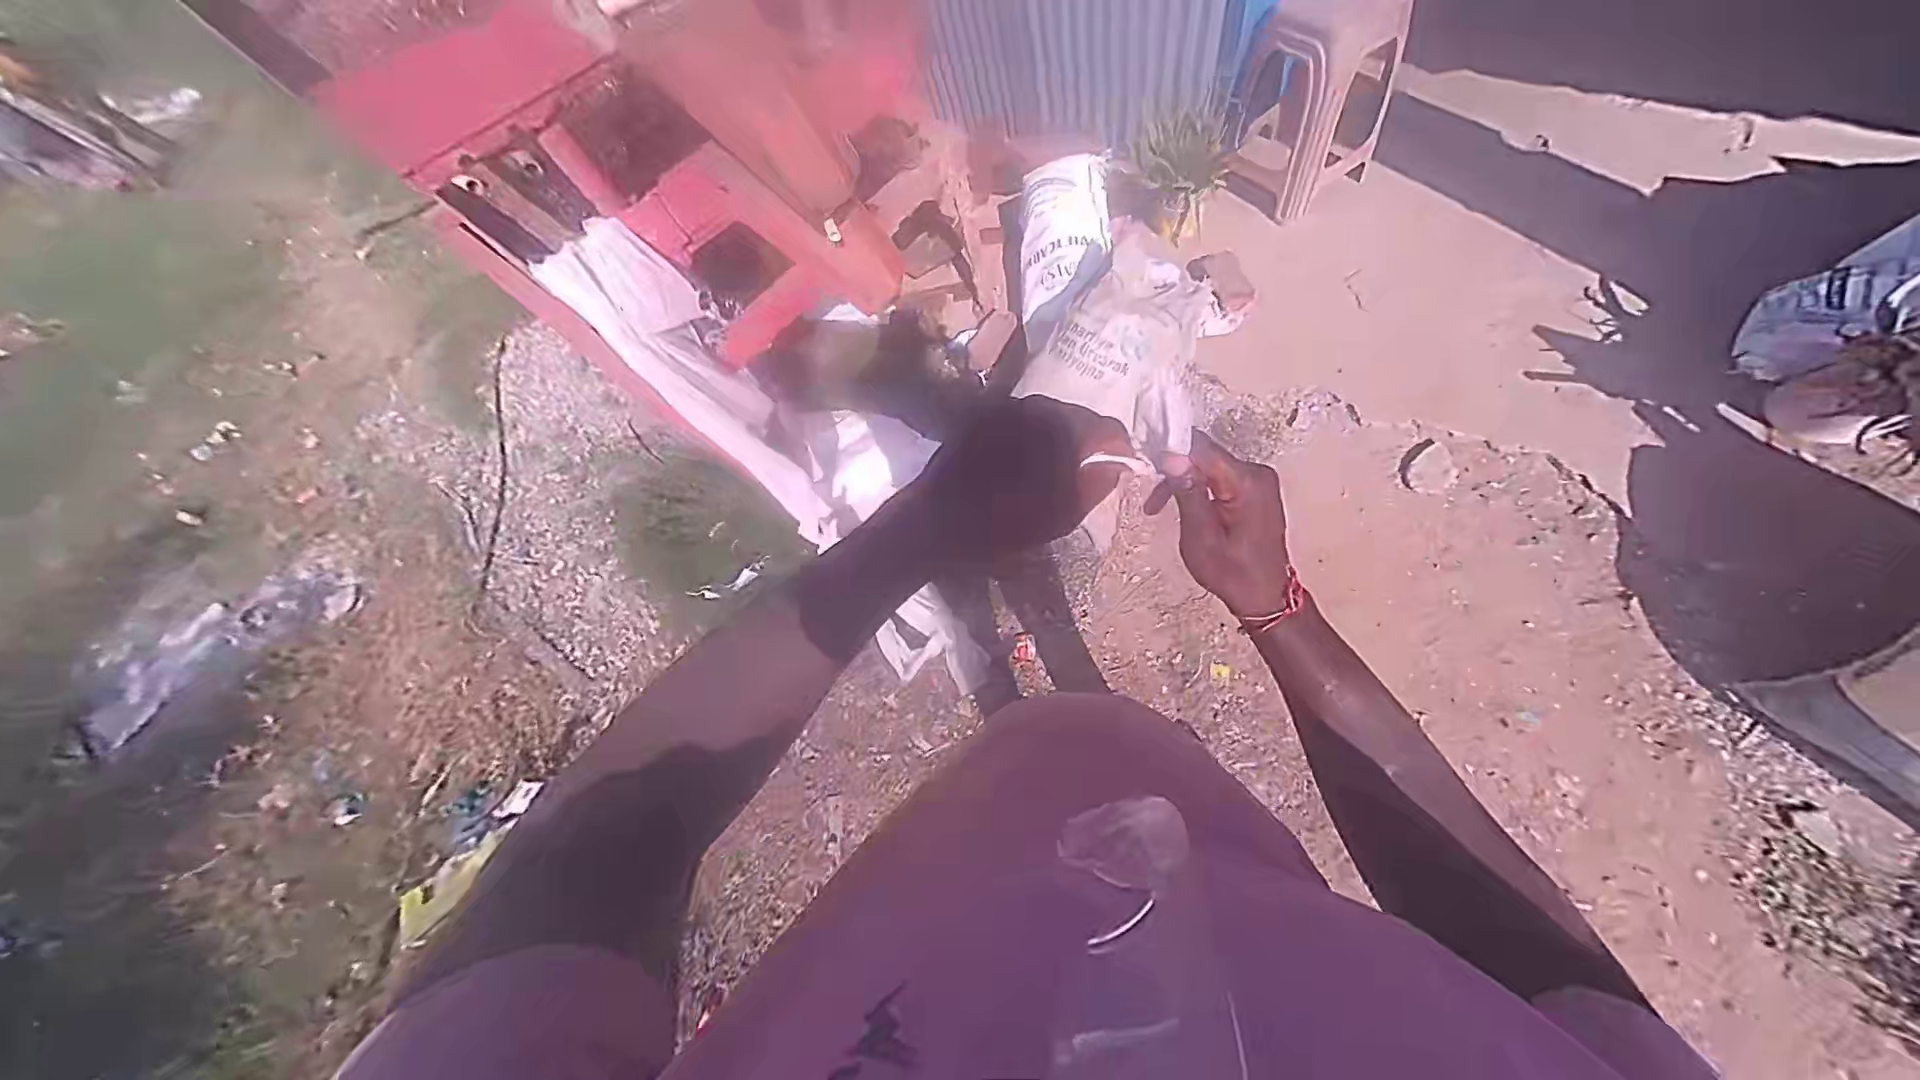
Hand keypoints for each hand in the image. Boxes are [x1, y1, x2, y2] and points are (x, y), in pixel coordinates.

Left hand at [904, 396, 1130, 565]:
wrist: (932, 521)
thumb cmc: (997, 528)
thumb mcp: (1056, 519)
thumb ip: (1093, 486)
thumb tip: (1116, 466)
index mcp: (1060, 432)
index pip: (1107, 429)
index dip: (1119, 448)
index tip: (1122, 465)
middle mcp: (1036, 407)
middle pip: (1079, 416)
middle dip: (1089, 440)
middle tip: (1090, 468)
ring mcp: (1007, 406)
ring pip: (1050, 414)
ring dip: (1061, 435)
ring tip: (1058, 464)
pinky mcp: (983, 412)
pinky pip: (1023, 416)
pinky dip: (1034, 433)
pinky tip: (1028, 457)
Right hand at [1146, 431, 1292, 615]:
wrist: (1264, 596)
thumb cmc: (1233, 573)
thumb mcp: (1200, 536)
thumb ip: (1187, 492)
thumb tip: (1171, 457)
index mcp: (1246, 482)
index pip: (1202, 448)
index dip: (1170, 449)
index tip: (1146, 458)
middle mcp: (1256, 474)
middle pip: (1204, 455)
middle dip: (1173, 468)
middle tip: (1147, 487)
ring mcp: (1257, 481)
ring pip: (1208, 466)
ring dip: (1181, 480)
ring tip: (1157, 504)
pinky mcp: (1253, 489)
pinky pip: (1218, 477)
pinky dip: (1197, 487)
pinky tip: (1181, 504)